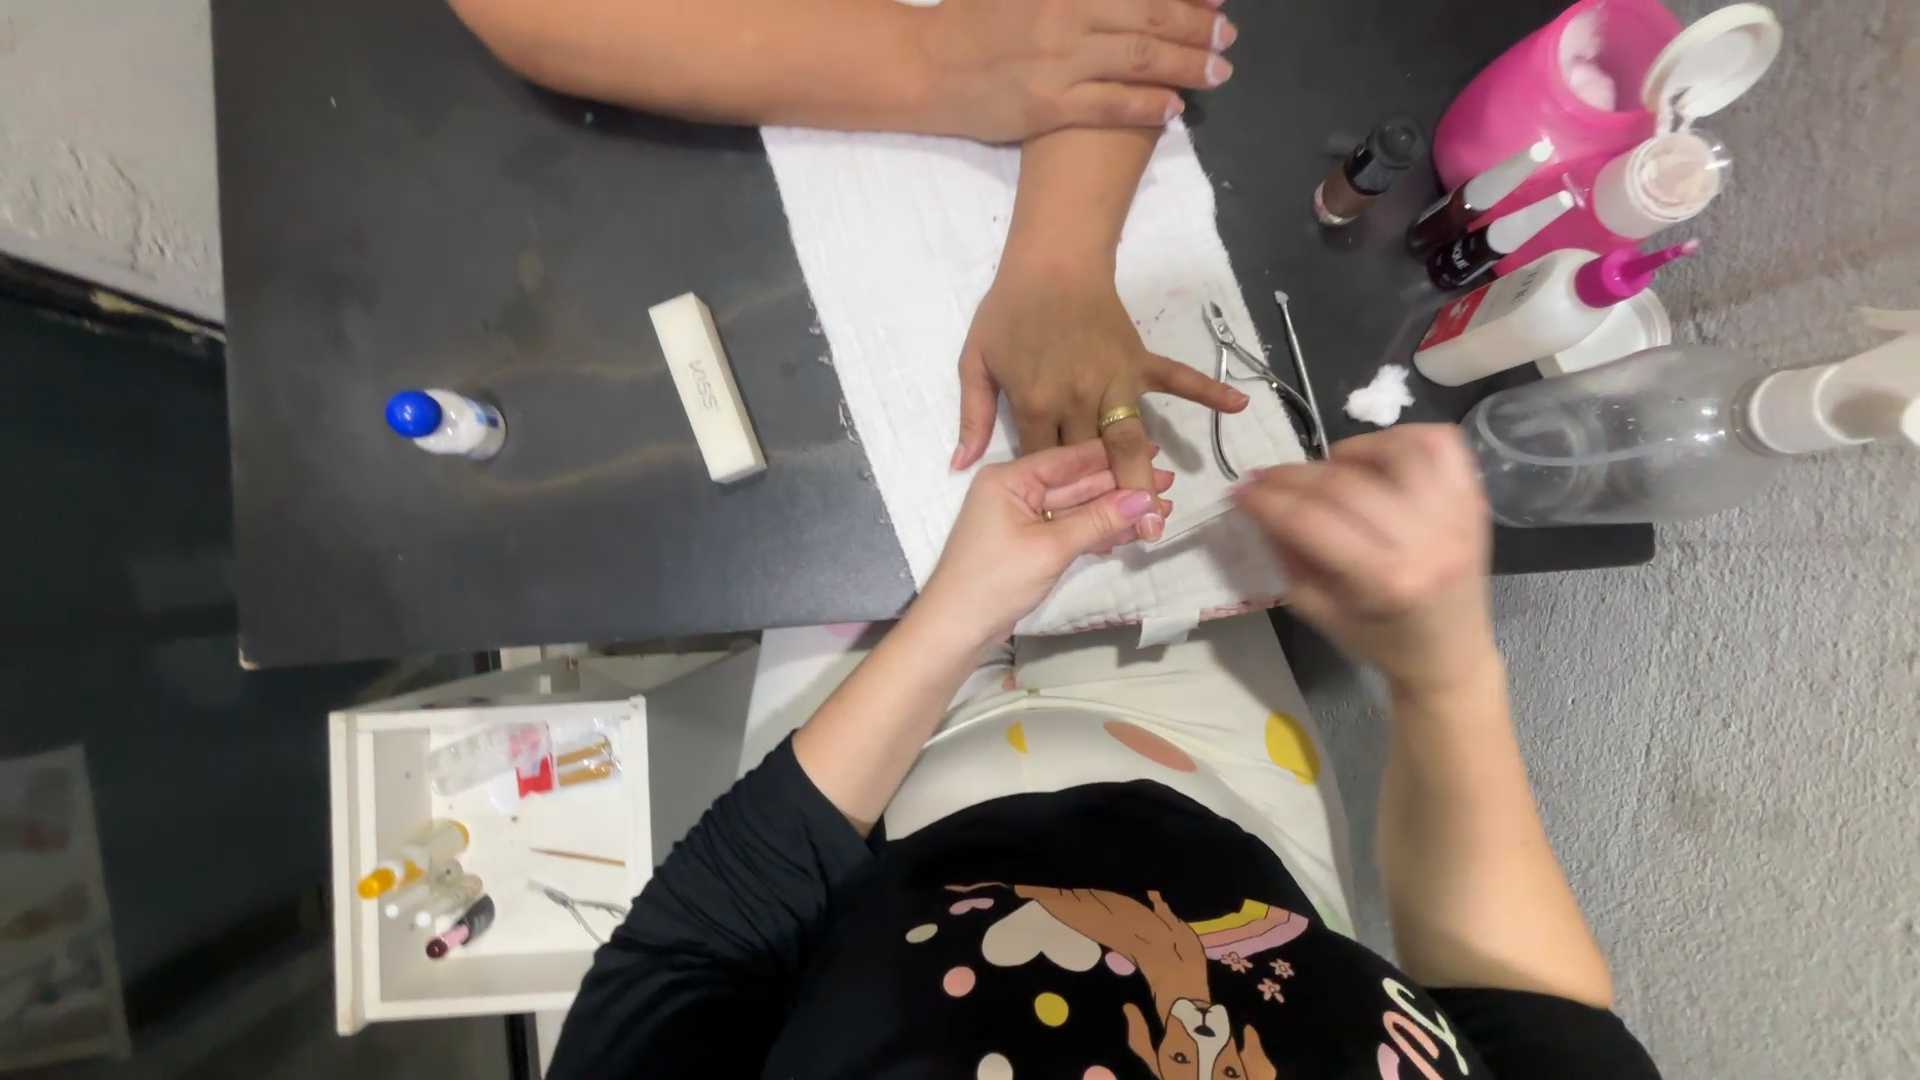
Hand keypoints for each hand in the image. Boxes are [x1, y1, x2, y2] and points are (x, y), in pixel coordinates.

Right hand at [915, 0, 1235, 140]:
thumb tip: (1109, 1)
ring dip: (1184, 66)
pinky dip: (1147, 104)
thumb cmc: (971, 21)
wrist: (929, 68)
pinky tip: (1174, 108)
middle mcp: (1070, 12)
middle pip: (1150, 17)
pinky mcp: (1049, 104)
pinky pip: (1110, 104)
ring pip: (1139, 59)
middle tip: (1226, 39)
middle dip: (1195, 28)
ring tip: (1215, 74)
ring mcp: (1060, 60)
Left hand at [920, 441, 1173, 644]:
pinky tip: (1129, 532)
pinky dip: (1095, 532)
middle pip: (1076, 483)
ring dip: (1114, 512)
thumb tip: (1145, 499)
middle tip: (1167, 482)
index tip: (1151, 449)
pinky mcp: (1026, 543)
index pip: (1070, 458)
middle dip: (1120, 486)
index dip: (1112, 455)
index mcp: (1009, 478)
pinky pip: (1067, 529)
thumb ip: (1098, 520)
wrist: (955, 629)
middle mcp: (1014, 490)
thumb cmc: (995, 581)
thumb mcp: (1051, 548)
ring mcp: (1020, 518)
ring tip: (1160, 509)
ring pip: (1075, 508)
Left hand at [952, 264, 1247, 540]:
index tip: (1065, 532)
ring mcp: (1113, 379)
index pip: (1045, 462)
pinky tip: (1238, 405)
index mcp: (1036, 403)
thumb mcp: (975, 364)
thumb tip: (960, 463)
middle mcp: (1078, 398)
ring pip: (1131, 437)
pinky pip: (1175, 377)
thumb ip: (973, 417)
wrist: (1049, 260)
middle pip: (1093, 462)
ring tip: (1161, 515)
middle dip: (1109, 503)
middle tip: (1129, 540)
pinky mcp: (1138, 360)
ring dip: (1146, 475)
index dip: (1054, 498)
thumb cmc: (1007, 313)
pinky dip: (1205, 390)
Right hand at [1231, 425, 1497, 697]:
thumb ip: (1287, 553)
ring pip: (1397, 452)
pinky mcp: (1473, 500)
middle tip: (1263, 478)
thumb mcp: (1315, 607)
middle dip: (1291, 476)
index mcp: (1385, 581)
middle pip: (1345, 484)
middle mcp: (1428, 542)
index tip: (1238, 492)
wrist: (1449, 654)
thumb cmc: (1376, 638)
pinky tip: (1373, 457)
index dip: (1266, 499)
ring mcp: (1457, 516)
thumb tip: (1259, 506)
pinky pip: (1439, 445)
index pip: (1311, 520)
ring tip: (1326, 467)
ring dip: (1348, 451)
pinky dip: (1399, 439)